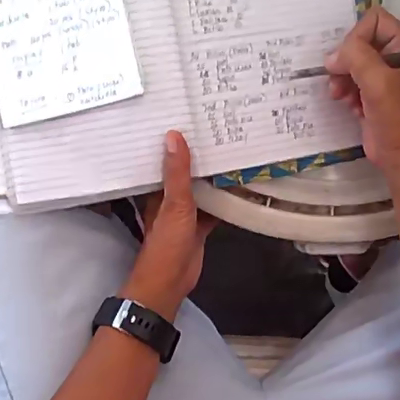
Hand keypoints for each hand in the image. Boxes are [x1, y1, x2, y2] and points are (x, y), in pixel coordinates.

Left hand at [121, 131, 216, 318]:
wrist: (170, 282)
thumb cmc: (167, 243)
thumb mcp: (175, 204)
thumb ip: (177, 173)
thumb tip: (173, 135)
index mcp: (159, 190)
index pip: (166, 159)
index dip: (176, 141)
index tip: (189, 117)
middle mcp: (170, 198)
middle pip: (186, 172)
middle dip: (198, 155)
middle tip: (218, 129)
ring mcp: (186, 213)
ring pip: (201, 189)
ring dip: (212, 176)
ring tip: (232, 150)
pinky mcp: (199, 226)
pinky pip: (213, 207)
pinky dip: (224, 199)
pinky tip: (240, 185)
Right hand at [324, 8, 399, 185]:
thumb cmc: (396, 119)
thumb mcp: (378, 82)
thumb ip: (356, 57)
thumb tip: (333, 56)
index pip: (374, 21)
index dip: (356, 38)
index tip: (349, 61)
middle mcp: (395, 56)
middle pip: (359, 41)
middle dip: (345, 62)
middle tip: (339, 81)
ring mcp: (383, 75)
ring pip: (351, 62)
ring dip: (342, 79)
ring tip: (342, 96)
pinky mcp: (372, 92)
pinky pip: (350, 80)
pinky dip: (345, 92)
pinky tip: (349, 105)